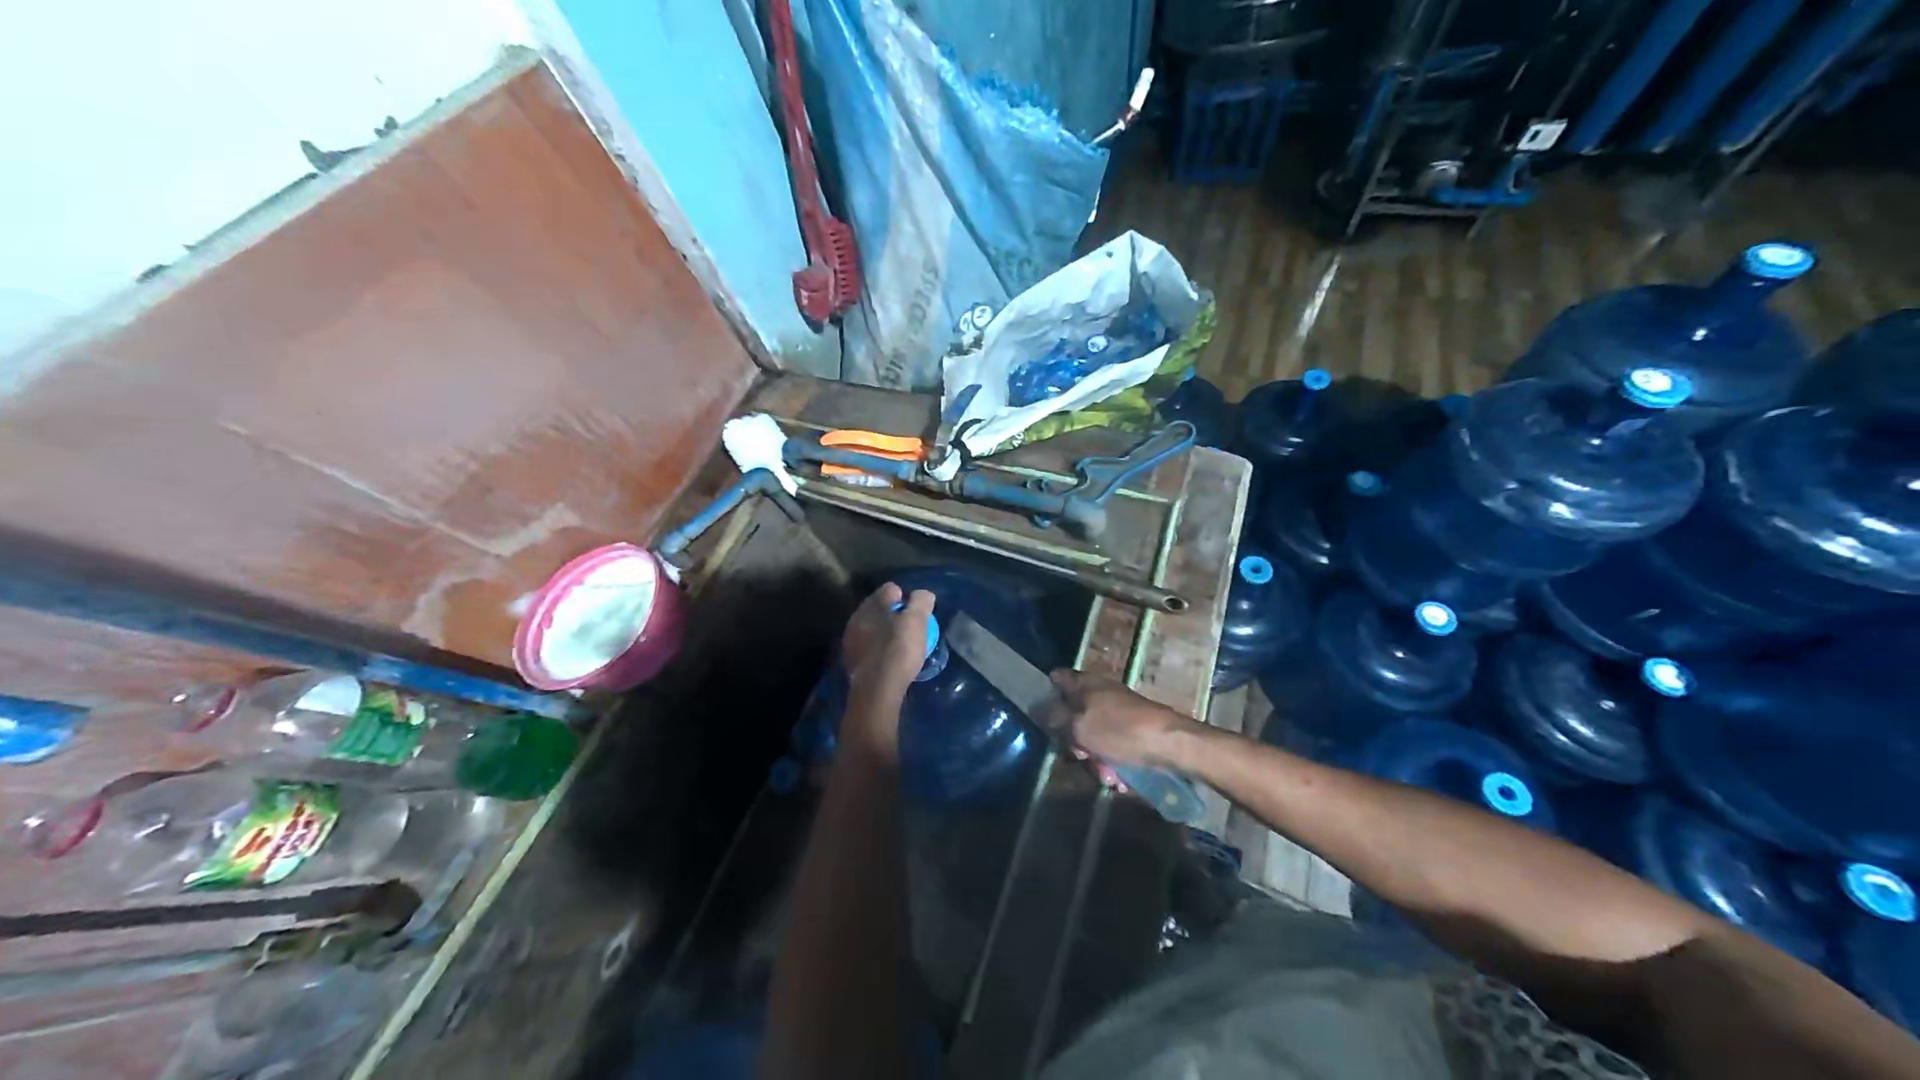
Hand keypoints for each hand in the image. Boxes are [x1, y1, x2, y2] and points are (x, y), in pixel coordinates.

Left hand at [840, 583, 935, 737]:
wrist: (876, 688)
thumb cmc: (899, 650)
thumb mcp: (918, 622)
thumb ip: (921, 602)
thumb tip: (922, 595)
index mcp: (873, 603)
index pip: (891, 589)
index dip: (906, 599)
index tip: (917, 615)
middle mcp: (857, 616)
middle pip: (879, 608)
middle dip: (893, 615)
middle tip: (910, 630)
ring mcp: (850, 638)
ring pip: (871, 628)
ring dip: (883, 632)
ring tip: (899, 647)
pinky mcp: (850, 659)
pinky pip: (867, 646)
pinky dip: (876, 649)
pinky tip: (887, 660)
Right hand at [1046, 669, 1200, 773]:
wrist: (1172, 745)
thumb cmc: (1120, 731)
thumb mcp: (1079, 726)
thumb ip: (1054, 717)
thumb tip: (1036, 707)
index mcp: (1086, 684)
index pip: (1058, 678)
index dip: (1047, 693)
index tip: (1042, 717)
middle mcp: (1101, 694)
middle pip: (1074, 716)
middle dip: (1075, 742)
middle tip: (1081, 755)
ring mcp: (1119, 714)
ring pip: (1094, 738)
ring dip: (1097, 761)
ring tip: (1109, 776)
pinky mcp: (1134, 733)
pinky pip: (1114, 749)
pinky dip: (1115, 764)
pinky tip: (1122, 779)